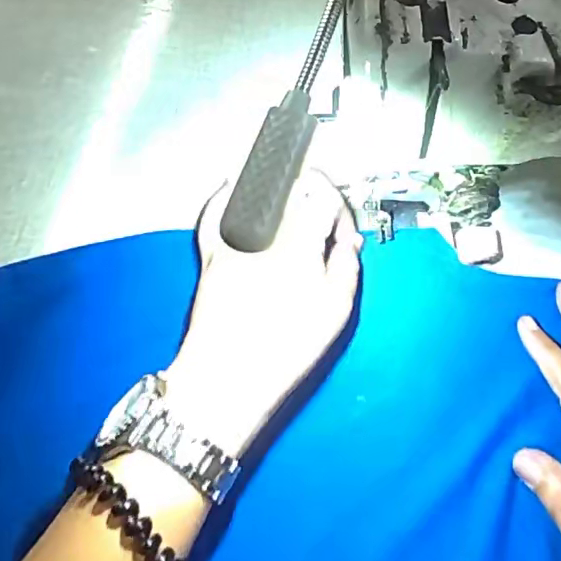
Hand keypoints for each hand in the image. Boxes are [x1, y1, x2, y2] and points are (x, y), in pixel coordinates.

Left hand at [163, 171, 362, 454]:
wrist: (224, 380)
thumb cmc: (285, 349)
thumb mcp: (335, 310)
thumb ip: (345, 265)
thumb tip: (347, 241)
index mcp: (299, 245)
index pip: (325, 198)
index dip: (340, 207)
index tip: (343, 230)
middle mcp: (265, 234)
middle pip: (293, 186)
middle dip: (315, 188)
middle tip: (325, 210)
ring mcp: (234, 242)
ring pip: (257, 189)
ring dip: (279, 180)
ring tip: (293, 181)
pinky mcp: (212, 254)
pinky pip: (217, 211)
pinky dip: (228, 193)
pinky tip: (236, 183)